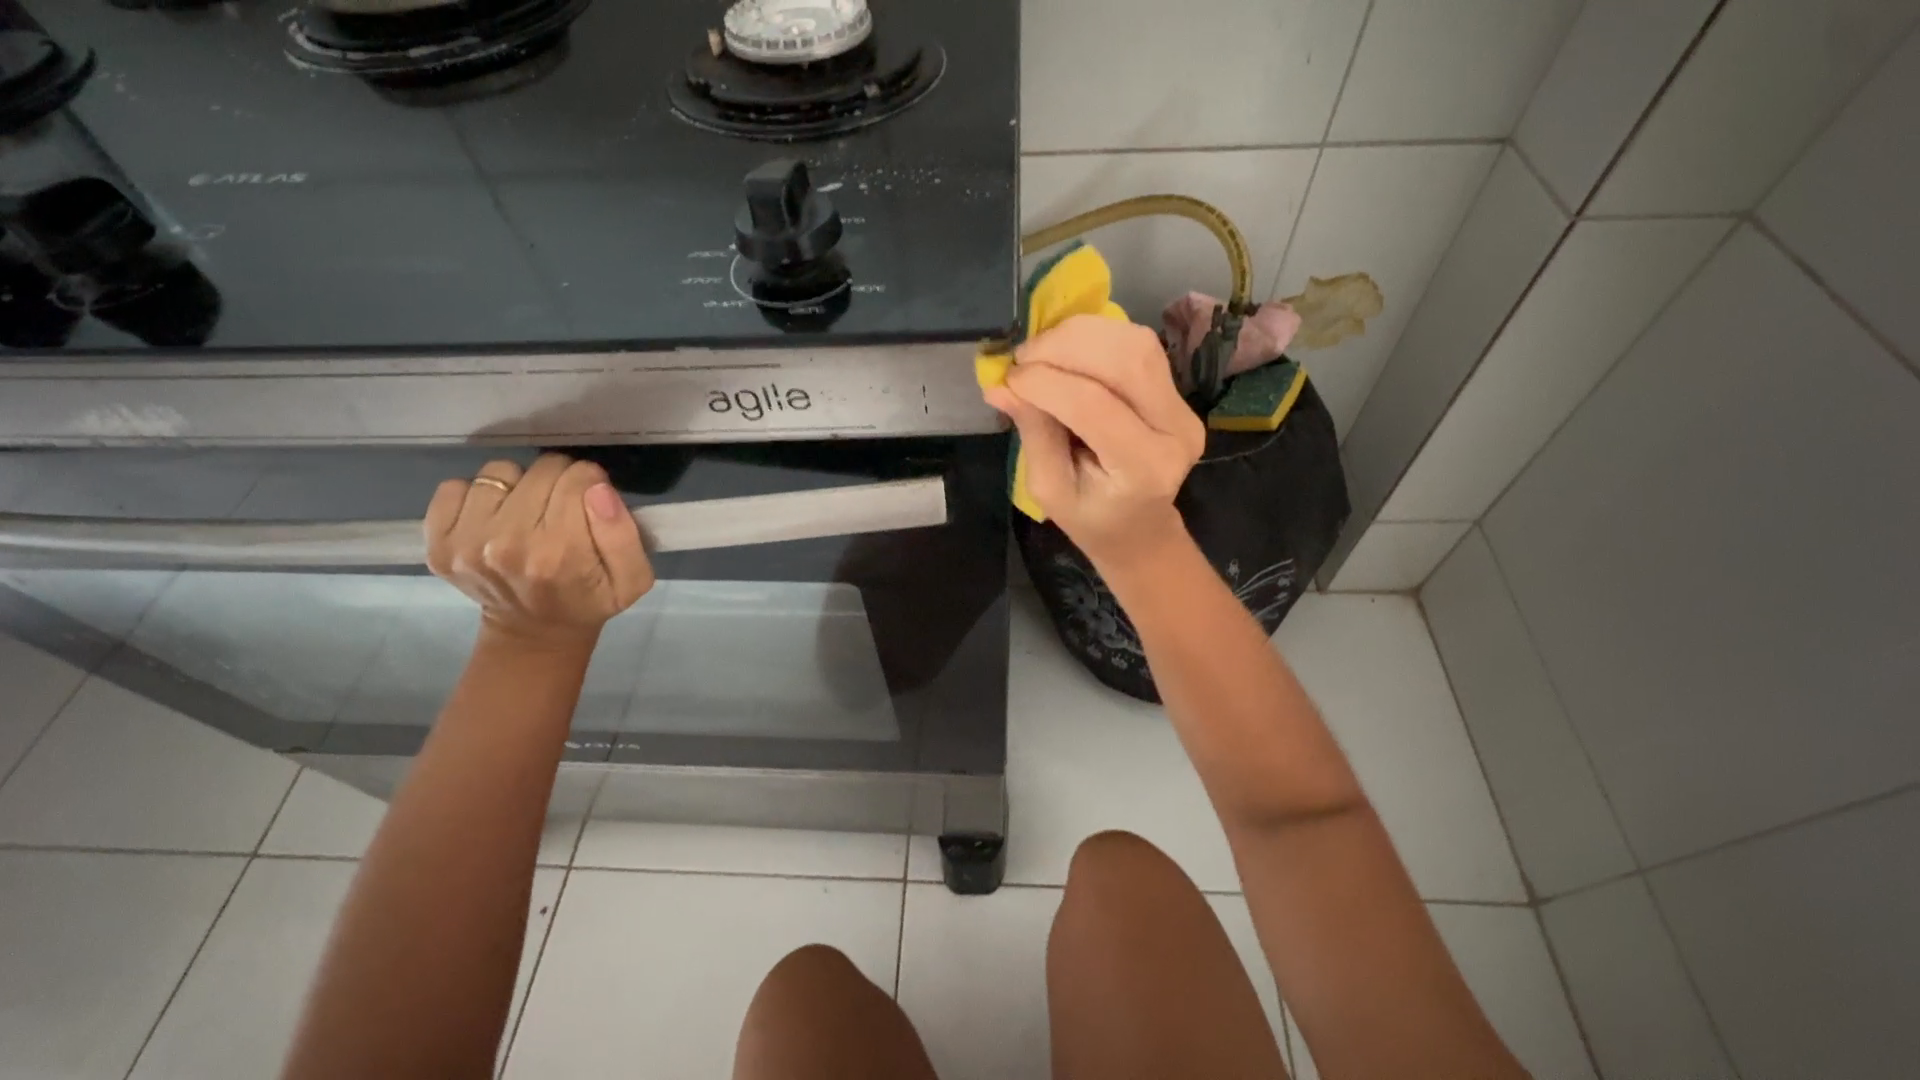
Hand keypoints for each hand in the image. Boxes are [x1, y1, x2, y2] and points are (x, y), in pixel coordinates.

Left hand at [425, 454, 654, 651]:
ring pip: (500, 472)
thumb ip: (624, 534)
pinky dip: (476, 495)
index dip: (591, 482)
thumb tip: (597, 488)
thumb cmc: (589, 601)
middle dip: (560, 481)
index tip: (592, 502)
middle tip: (563, 509)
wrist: (534, 633)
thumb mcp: (632, 579)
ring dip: (519, 486)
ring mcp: (467, 543)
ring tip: (528, 513)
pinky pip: (454, 487)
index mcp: (559, 552)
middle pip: (542, 470)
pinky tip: (494, 518)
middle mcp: (507, 544)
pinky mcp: (438, 542)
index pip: (579, 477)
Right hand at [982, 314, 1204, 573]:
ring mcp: (1183, 405)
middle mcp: (1176, 430)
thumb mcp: (1050, 489)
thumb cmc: (1090, 516)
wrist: (1139, 526)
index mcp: (1145, 468)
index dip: (1046, 383)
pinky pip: (1136, 344)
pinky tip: (1065, 350)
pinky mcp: (1176, 389)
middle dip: (1064, 346)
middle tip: (1022, 358)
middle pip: (1125, 360)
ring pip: (1134, 342)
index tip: (1008, 378)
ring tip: (1041, 352)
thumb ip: (1034, 434)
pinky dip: (1094, 337)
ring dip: (1079, 335)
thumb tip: (1000, 386)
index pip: (1094, 406)